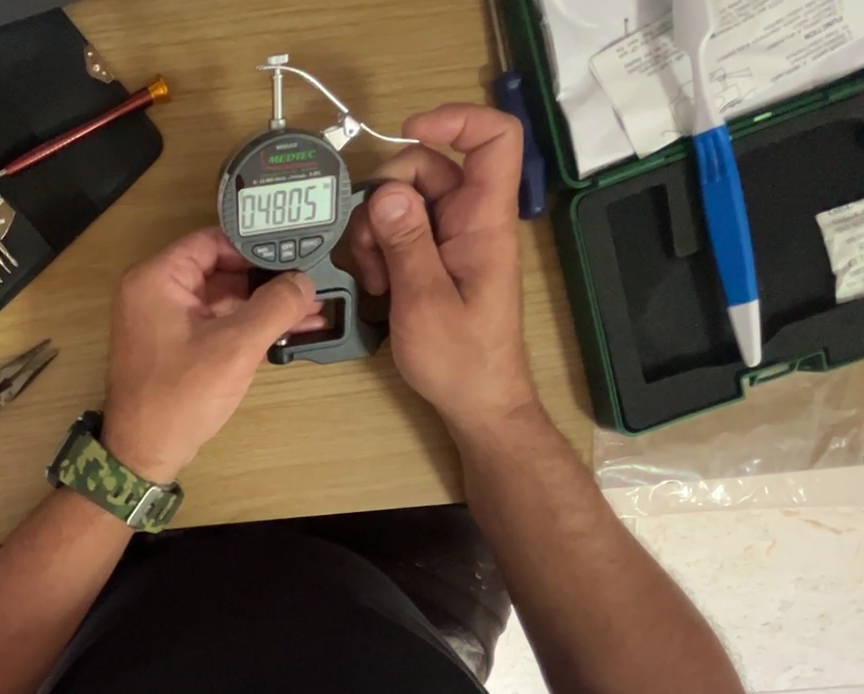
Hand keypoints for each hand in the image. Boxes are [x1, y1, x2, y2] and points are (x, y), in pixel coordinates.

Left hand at [102, 227, 318, 483]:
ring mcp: (165, 323)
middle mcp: (156, 293)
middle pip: (222, 270)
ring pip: (225, 302)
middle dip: (269, 280)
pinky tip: (290, 333)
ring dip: (266, 308)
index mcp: (156, 279)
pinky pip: (218, 327)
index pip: (213, 241)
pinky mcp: (177, 349)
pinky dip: (250, 330)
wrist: (145, 454)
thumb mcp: (234, 347)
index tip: (296, 250)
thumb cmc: (179, 398)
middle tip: (313, 281)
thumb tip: (305, 283)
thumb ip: (274, 307)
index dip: (256, 245)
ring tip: (313, 311)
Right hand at [343, 104, 538, 436]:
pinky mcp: (436, 262)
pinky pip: (404, 234)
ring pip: (408, 203)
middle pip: (431, 169)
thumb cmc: (460, 359)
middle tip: (369, 243)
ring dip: (378, 229)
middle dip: (388, 195)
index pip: (494, 140)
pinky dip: (383, 250)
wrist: (477, 401)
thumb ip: (406, 243)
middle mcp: (471, 222)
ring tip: (373, 275)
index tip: (407, 133)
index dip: (455, 121)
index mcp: (484, 222)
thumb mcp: (425, 302)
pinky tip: (378, 284)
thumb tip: (386, 192)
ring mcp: (452, 242)